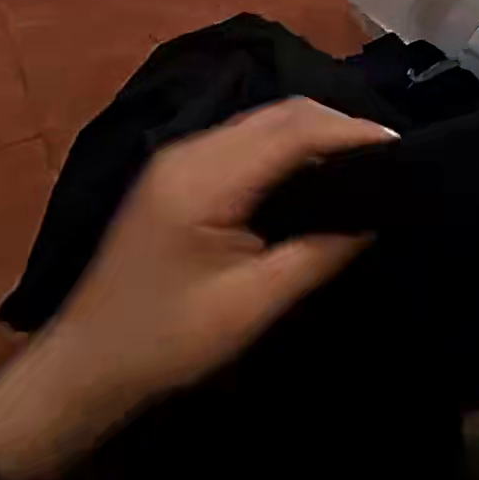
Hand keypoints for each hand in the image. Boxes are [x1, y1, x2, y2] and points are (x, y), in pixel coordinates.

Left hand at [0, 99, 390, 479]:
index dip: (351, 131)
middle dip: (341, 124)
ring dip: (319, 128)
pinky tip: (317, 162)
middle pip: (283, 112)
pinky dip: (295, 138)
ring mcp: (183, 154)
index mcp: (203, 181)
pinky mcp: (184, 166)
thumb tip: (376, 217)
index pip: (293, 131)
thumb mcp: (250, 305)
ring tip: (362, 155)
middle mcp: (192, 151)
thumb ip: (319, 254)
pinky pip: (253, 133)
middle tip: (386, 152)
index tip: (398, 146)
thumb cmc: (165, 341)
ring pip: (270, 117)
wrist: (80, 367)